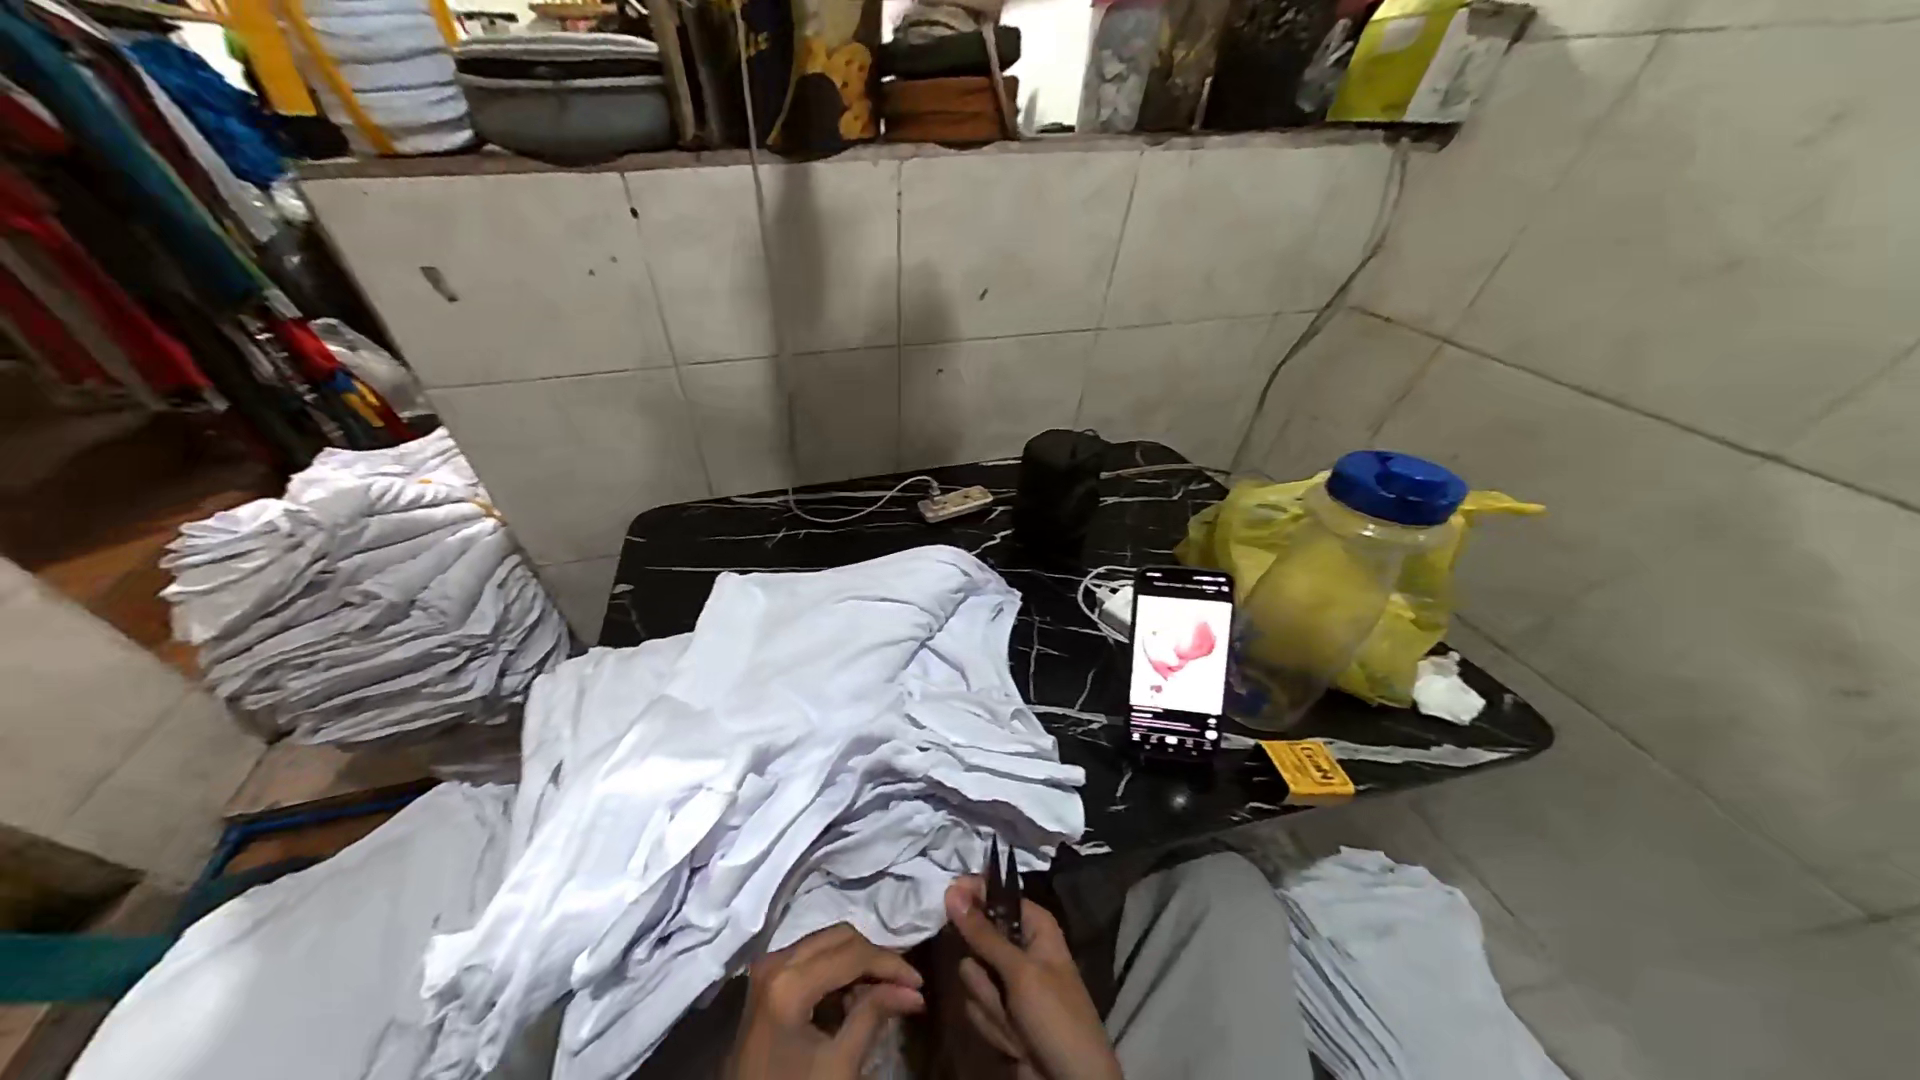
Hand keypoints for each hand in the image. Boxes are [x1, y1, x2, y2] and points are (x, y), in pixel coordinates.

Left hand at [725, 923, 925, 1079]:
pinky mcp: (766, 978)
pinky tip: (852, 998)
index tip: (919, 984)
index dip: (891, 964)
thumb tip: (913, 992)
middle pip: (840, 937)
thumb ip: (874, 1016)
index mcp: (789, 983)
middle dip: (875, 959)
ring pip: (827, 942)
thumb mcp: (839, 1065)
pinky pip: (810, 955)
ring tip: (880, 994)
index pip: (853, 954)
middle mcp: (775, 962)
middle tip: (901, 986)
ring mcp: (767, 967)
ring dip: (857, 962)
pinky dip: (836, 969)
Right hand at [945, 877, 1123, 1079]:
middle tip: (1004, 988)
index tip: (948, 896)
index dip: (972, 893)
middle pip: (976, 938)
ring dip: (990, 1003)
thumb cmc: (1056, 1018)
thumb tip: (953, 890)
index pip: (996, 895)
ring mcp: (1008, 984)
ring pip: (972, 976)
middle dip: (983, 970)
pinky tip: (1016, 1041)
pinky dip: (992, 1025)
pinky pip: (976, 1007)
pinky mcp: (1000, 1014)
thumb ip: (983, 933)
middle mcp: (1020, 949)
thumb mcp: (1020, 972)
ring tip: (1016, 1023)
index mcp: (1035, 926)